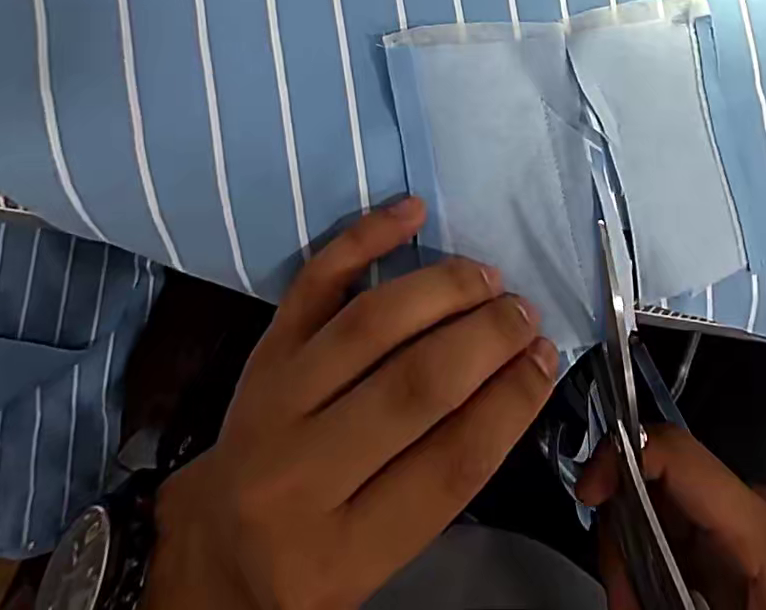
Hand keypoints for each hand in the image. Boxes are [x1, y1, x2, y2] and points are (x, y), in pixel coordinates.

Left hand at [142, 197, 558, 609]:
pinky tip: (413, 211)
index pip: (450, 464)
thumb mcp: (384, 549)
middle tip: (524, 312)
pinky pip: (315, 281)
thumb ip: (446, 470)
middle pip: (414, 387)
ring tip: (488, 278)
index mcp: (341, 553)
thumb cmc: (319, 550)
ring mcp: (272, 402)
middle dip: (486, 339)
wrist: (219, 541)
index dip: (512, 401)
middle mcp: (298, 476)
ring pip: (369, 325)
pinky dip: (365, 236)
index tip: (546, 357)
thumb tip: (519, 371)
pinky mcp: (262, 351)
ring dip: (442, 290)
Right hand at [578, 423, 765, 609]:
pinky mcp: (752, 553)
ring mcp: (757, 530)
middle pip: (662, 484)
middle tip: (620, 593)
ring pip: (668, 512)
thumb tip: (619, 561)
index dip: (621, 455)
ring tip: (632, 601)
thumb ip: (663, 584)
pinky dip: (659, 562)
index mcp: (763, 522)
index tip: (588, 494)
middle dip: (625, 528)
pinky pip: (689, 538)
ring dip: (636, 553)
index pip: (677, 452)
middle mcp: (759, 510)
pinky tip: (652, 597)